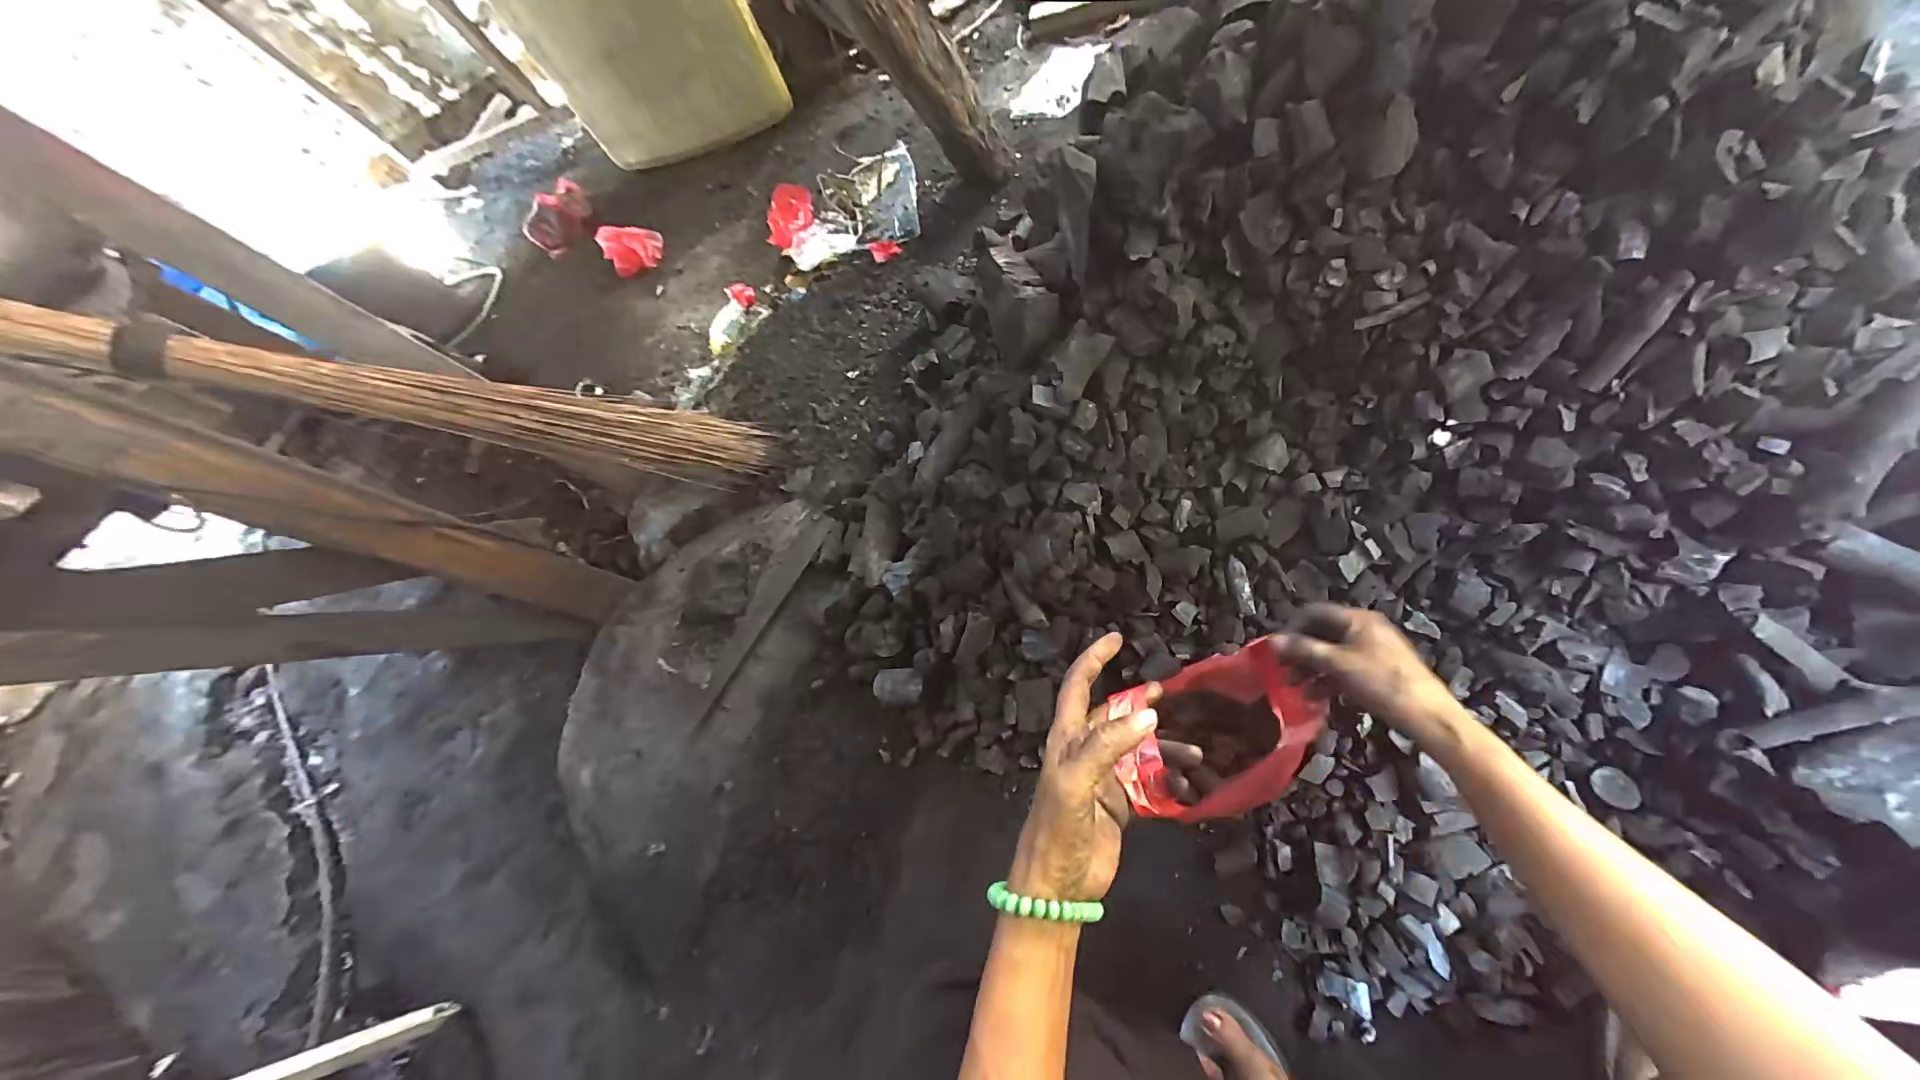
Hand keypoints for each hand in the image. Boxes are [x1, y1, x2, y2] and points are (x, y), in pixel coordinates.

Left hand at [1008, 632, 1162, 902]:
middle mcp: (1085, 751)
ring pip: (1137, 747)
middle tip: (1173, 696)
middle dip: (1141, 702)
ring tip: (1194, 749)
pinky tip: (1189, 777)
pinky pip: (1149, 778)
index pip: (1078, 687)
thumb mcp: (1075, 782)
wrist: (1057, 887)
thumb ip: (1107, 746)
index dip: (1093, 660)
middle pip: (1114, 714)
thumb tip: (1147, 715)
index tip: (1117, 639)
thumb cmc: (1057, 829)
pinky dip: (1169, 774)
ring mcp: (1104, 776)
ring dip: (1163, 744)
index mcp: (1067, 739)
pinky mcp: (1120, 802)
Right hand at [1267, 604, 1466, 748]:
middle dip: (1300, 652)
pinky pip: (1345, 668)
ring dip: (1310, 669)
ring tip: (1295, 688)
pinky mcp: (1378, 671)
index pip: (1314, 613)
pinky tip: (1316, 696)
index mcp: (1357, 620)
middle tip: (1283, 671)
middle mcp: (1365, 629)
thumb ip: (1303, 650)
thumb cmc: (1381, 683)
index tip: (1276, 649)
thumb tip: (1272, 641)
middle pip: (1322, 634)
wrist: (1428, 715)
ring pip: (1332, 653)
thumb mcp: (1337, 664)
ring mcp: (1373, 650)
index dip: (1291, 628)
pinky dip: (1328, 679)